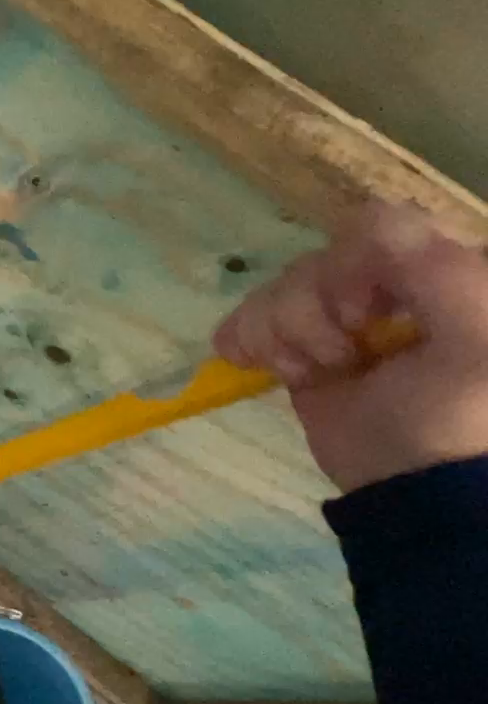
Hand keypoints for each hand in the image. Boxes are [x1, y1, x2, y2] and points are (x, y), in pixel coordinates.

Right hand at [214, 202, 487, 492]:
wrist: (412, 483)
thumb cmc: (461, 414)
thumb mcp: (475, 341)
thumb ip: (441, 274)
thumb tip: (370, 219)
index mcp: (438, 271)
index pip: (368, 232)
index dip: (349, 271)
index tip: (368, 316)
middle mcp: (382, 286)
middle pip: (309, 265)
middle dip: (307, 316)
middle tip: (341, 358)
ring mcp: (331, 319)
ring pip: (269, 294)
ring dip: (275, 338)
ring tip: (311, 373)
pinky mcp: (291, 349)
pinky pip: (242, 321)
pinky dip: (240, 343)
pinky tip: (260, 367)